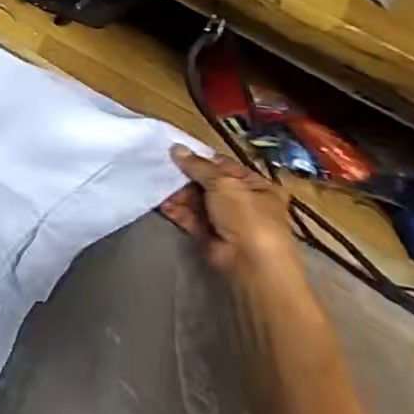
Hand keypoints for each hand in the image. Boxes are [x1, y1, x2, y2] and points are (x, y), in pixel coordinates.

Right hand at [159, 145, 298, 278]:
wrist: (250, 264)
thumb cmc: (246, 216)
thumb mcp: (225, 183)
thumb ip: (199, 166)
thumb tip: (177, 149)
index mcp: (256, 186)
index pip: (225, 166)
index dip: (202, 158)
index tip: (177, 151)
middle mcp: (242, 202)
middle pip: (209, 184)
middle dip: (186, 176)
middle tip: (162, 166)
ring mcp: (225, 221)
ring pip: (198, 202)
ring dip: (179, 193)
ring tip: (157, 182)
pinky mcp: (209, 238)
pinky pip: (191, 219)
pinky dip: (177, 211)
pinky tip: (162, 202)